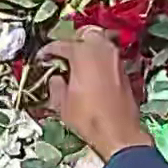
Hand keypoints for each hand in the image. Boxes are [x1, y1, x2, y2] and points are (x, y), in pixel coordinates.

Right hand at [40, 27, 156, 158]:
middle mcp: (102, 50)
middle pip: (86, 35)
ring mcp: (116, 59)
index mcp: (83, 54)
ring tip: (77, 64)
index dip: (48, 51)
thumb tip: (56, 78)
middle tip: (63, 56)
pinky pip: (109, 56)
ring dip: (88, 49)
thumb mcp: (62, 104)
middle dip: (73, 42)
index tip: (42, 58)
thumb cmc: (88, 117)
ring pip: (101, 42)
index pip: (61, 45)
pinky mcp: (125, 70)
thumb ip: (56, 85)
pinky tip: (91, 73)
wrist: (119, 132)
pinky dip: (99, 59)